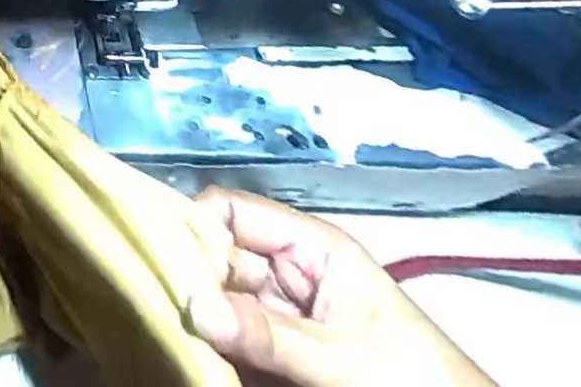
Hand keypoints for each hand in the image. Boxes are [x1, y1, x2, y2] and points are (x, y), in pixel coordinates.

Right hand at [188, 189, 495, 386]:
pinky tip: (192, 359)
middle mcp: (287, 270)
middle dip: (192, 282)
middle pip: (219, 259)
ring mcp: (282, 315)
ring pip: (220, 303)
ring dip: (199, 322)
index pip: (231, 211)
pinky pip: (233, 343)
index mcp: (308, 246)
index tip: (166, 265)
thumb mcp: (346, 361)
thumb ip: (269, 334)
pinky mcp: (278, 357)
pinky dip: (213, 353)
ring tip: (171, 337)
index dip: (196, 228)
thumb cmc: (418, 385)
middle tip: (162, 311)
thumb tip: (192, 305)